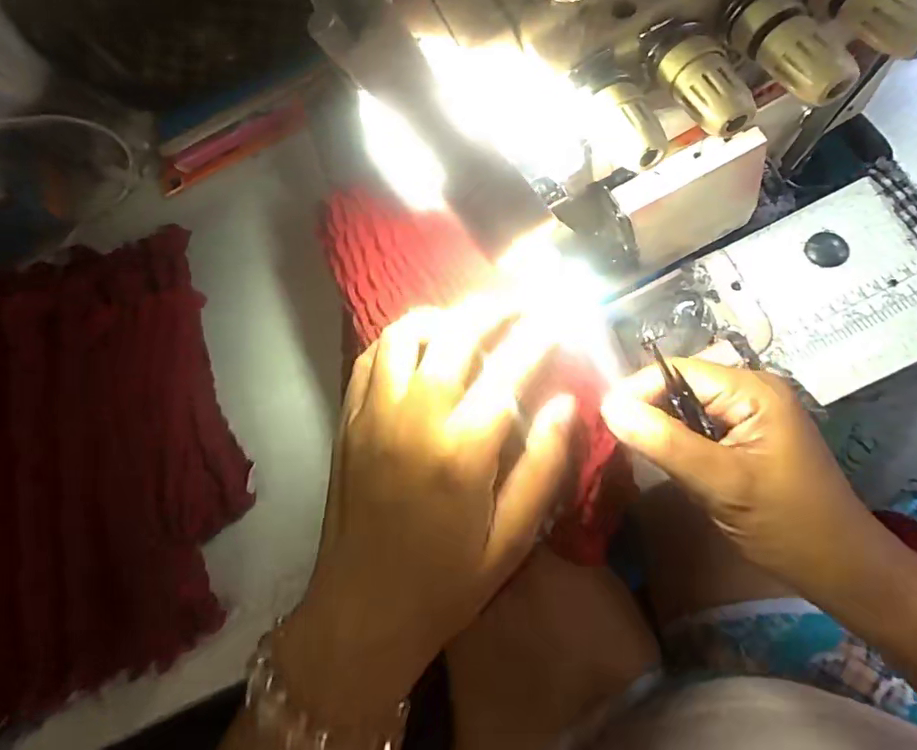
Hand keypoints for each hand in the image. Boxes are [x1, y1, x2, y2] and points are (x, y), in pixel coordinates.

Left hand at [273, 299, 578, 729]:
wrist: (360, 615)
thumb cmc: (446, 583)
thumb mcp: (511, 540)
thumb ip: (543, 467)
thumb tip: (567, 403)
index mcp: (462, 450)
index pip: (509, 369)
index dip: (539, 334)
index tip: (559, 315)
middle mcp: (415, 418)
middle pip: (456, 333)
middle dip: (495, 306)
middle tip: (522, 301)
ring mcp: (374, 413)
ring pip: (406, 332)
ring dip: (445, 315)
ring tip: (472, 319)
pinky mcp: (349, 419)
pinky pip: (372, 355)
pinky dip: (401, 337)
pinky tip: (424, 344)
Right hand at [600, 358, 898, 605]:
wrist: (844, 570)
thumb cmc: (788, 525)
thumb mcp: (722, 484)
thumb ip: (665, 442)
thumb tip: (610, 406)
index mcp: (754, 389)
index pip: (680, 371)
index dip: (639, 389)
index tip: (603, 418)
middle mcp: (754, 389)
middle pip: (684, 385)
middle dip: (649, 408)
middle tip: (613, 437)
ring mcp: (755, 413)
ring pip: (691, 407)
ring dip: (664, 427)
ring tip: (631, 449)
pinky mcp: (752, 436)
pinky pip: (705, 426)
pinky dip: (682, 441)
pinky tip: (666, 461)